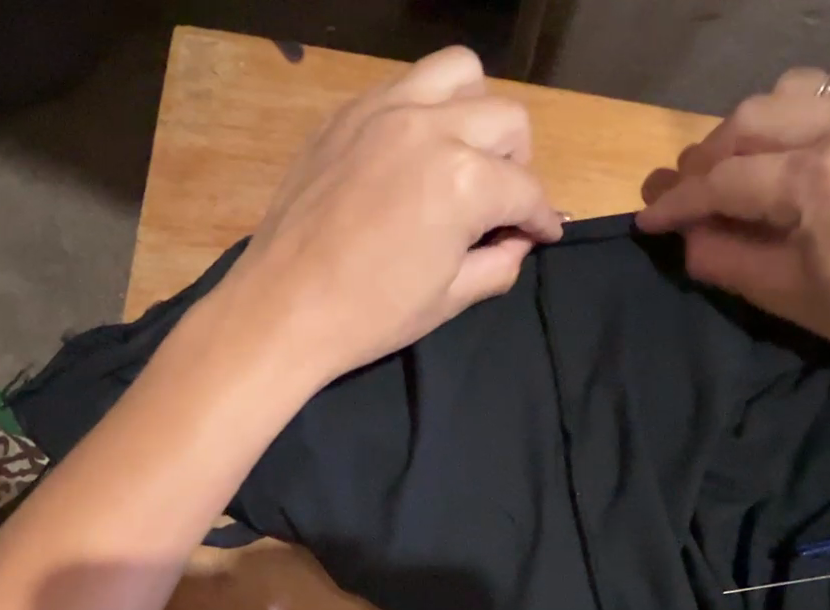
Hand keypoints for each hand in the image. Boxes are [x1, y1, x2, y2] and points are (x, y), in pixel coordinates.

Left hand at [214, 47, 562, 387]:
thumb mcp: (451, 299)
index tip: (544, 234)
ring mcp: (385, 110)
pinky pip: (406, 85)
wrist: (285, 308)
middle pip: (507, 121)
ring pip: (460, 74)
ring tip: (464, 156)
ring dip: (477, 113)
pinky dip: (427, 108)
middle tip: (501, 205)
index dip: (542, 219)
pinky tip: (415, 152)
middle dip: (518, 165)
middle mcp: (432, 127)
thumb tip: (519, 240)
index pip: (527, 190)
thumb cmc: (372, 314)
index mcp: (464, 180)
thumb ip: (501, 262)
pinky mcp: (348, 113)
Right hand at [637, 68, 829, 419]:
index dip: (678, 201)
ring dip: (756, 126)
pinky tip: (802, 153)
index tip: (648, 218)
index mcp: (823, 178)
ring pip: (796, 91)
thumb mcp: (785, 294)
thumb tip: (685, 235)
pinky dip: (808, 118)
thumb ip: (723, 257)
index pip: (726, 178)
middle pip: (752, 118)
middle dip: (708, 155)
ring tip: (743, 165)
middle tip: (689, 191)